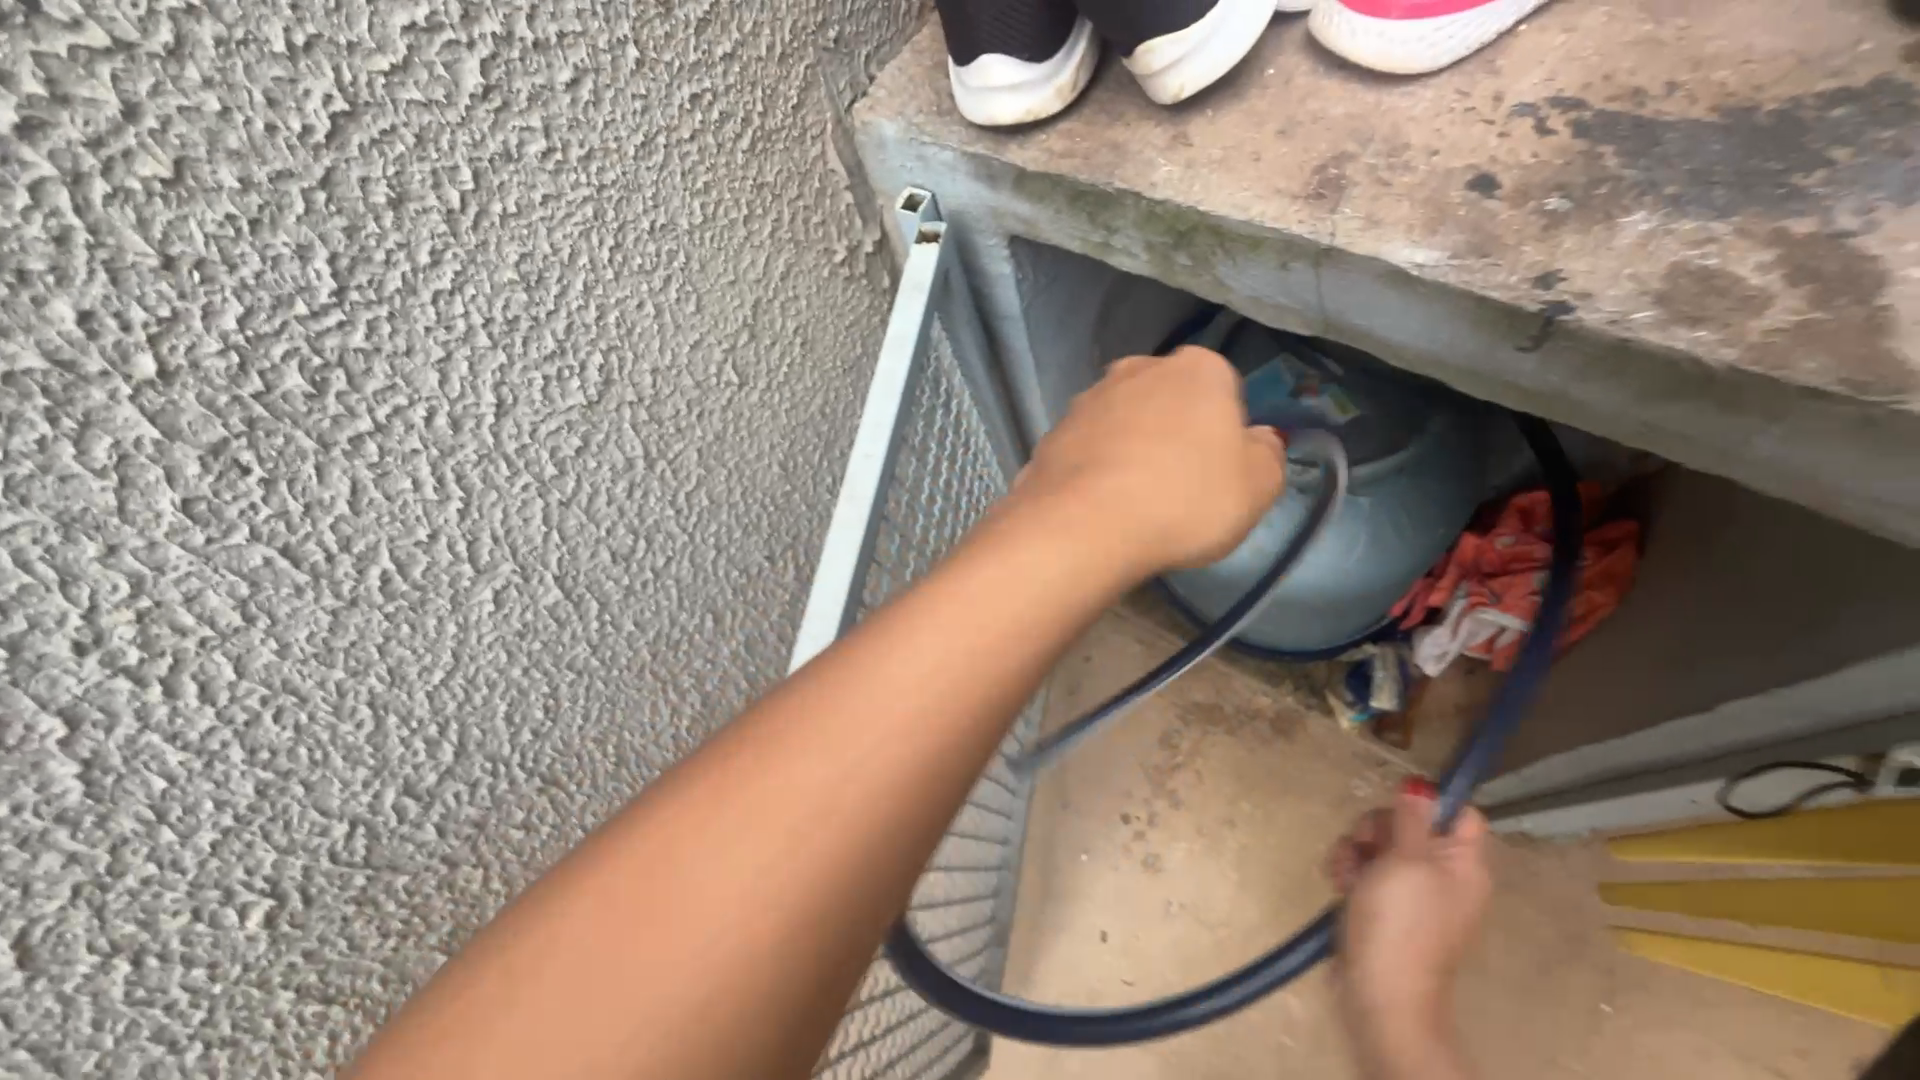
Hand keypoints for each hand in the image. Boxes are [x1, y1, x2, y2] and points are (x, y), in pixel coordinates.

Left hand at [1008, 346, 1285, 578]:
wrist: (1085, 525)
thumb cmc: (1187, 499)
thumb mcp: (1258, 485)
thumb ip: (1268, 454)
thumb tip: (1261, 438)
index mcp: (1197, 368)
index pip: (1223, 386)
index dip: (1225, 428)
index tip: (1220, 468)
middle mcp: (1137, 369)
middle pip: (1167, 399)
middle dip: (1173, 431)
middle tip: (1179, 485)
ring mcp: (1087, 400)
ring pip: (1122, 422)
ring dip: (1130, 449)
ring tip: (1135, 501)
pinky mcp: (1051, 435)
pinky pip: (1085, 451)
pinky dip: (1094, 471)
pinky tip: (1099, 507)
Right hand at [1326, 784, 1490, 1079]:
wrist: (1380, 994)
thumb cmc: (1400, 923)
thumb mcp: (1405, 861)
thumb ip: (1412, 818)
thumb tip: (1423, 784)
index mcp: (1464, 864)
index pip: (1461, 814)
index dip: (1429, 804)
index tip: (1396, 806)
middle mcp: (1443, 875)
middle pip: (1410, 825)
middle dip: (1376, 828)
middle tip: (1364, 844)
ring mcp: (1412, 893)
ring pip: (1380, 847)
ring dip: (1354, 851)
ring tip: (1344, 875)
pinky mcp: (1384, 908)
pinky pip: (1366, 872)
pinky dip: (1350, 873)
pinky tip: (1339, 887)